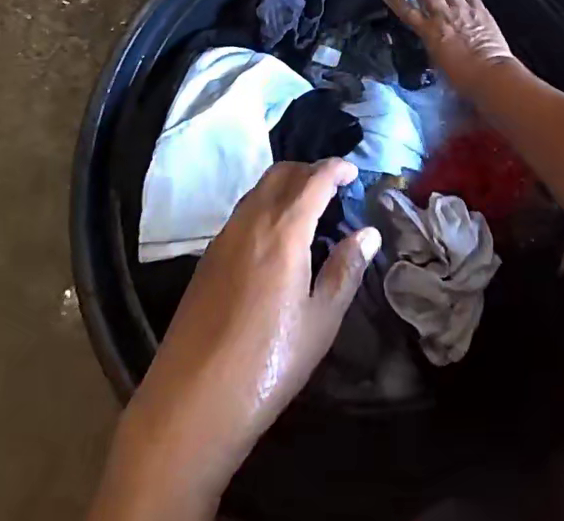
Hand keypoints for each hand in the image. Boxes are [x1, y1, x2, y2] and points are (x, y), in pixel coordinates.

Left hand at [92, 159, 379, 519]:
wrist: (195, 394)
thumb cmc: (270, 362)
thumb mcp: (320, 321)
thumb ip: (344, 271)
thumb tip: (368, 233)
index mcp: (282, 232)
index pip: (311, 181)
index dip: (334, 168)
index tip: (352, 170)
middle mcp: (250, 222)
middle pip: (280, 174)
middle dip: (309, 169)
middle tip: (335, 185)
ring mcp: (224, 236)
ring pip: (258, 190)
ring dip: (286, 185)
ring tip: (311, 207)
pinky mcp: (209, 254)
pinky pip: (243, 211)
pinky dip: (266, 204)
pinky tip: (278, 234)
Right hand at [382, 0, 519, 92]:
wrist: (490, 72)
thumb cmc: (460, 76)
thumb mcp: (437, 62)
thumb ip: (432, 46)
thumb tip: (432, 42)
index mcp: (429, 30)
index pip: (407, 12)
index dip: (395, 1)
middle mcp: (444, 16)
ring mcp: (464, 11)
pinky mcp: (481, 12)